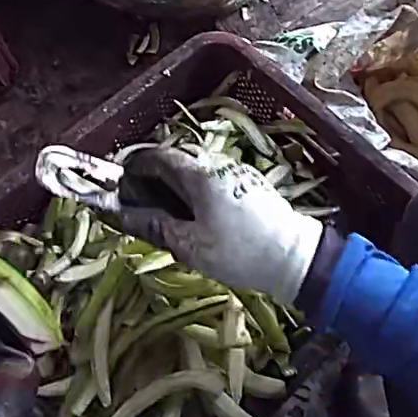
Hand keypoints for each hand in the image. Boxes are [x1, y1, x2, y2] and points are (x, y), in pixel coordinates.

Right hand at [119, 145, 323, 305]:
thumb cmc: (240, 253)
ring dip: (174, 184)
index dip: (135, 165)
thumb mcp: (190, 246)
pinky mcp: (249, 184)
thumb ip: (155, 226)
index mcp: (200, 175)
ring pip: (195, 170)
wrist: (297, 259)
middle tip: (138, 199)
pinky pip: (211, 179)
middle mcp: (217, 165)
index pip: (159, 157)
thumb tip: (122, 214)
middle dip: (152, 176)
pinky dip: (194, 190)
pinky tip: (193, 214)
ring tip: (163, 210)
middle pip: (176, 161)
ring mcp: (236, 172)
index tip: (120, 180)